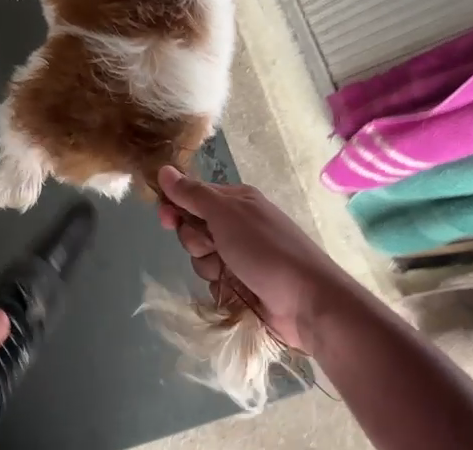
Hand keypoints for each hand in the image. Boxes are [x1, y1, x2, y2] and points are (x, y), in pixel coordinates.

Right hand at [155, 166, 359, 351]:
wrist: (310, 303)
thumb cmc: (266, 249)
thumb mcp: (225, 213)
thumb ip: (192, 193)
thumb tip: (163, 169)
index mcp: (237, 200)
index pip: (193, 195)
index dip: (176, 205)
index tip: (166, 218)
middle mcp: (238, 225)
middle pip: (194, 227)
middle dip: (194, 239)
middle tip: (211, 247)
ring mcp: (242, 256)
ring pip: (201, 256)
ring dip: (208, 264)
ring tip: (229, 272)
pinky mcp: (243, 285)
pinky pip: (214, 280)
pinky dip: (220, 285)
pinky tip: (235, 290)